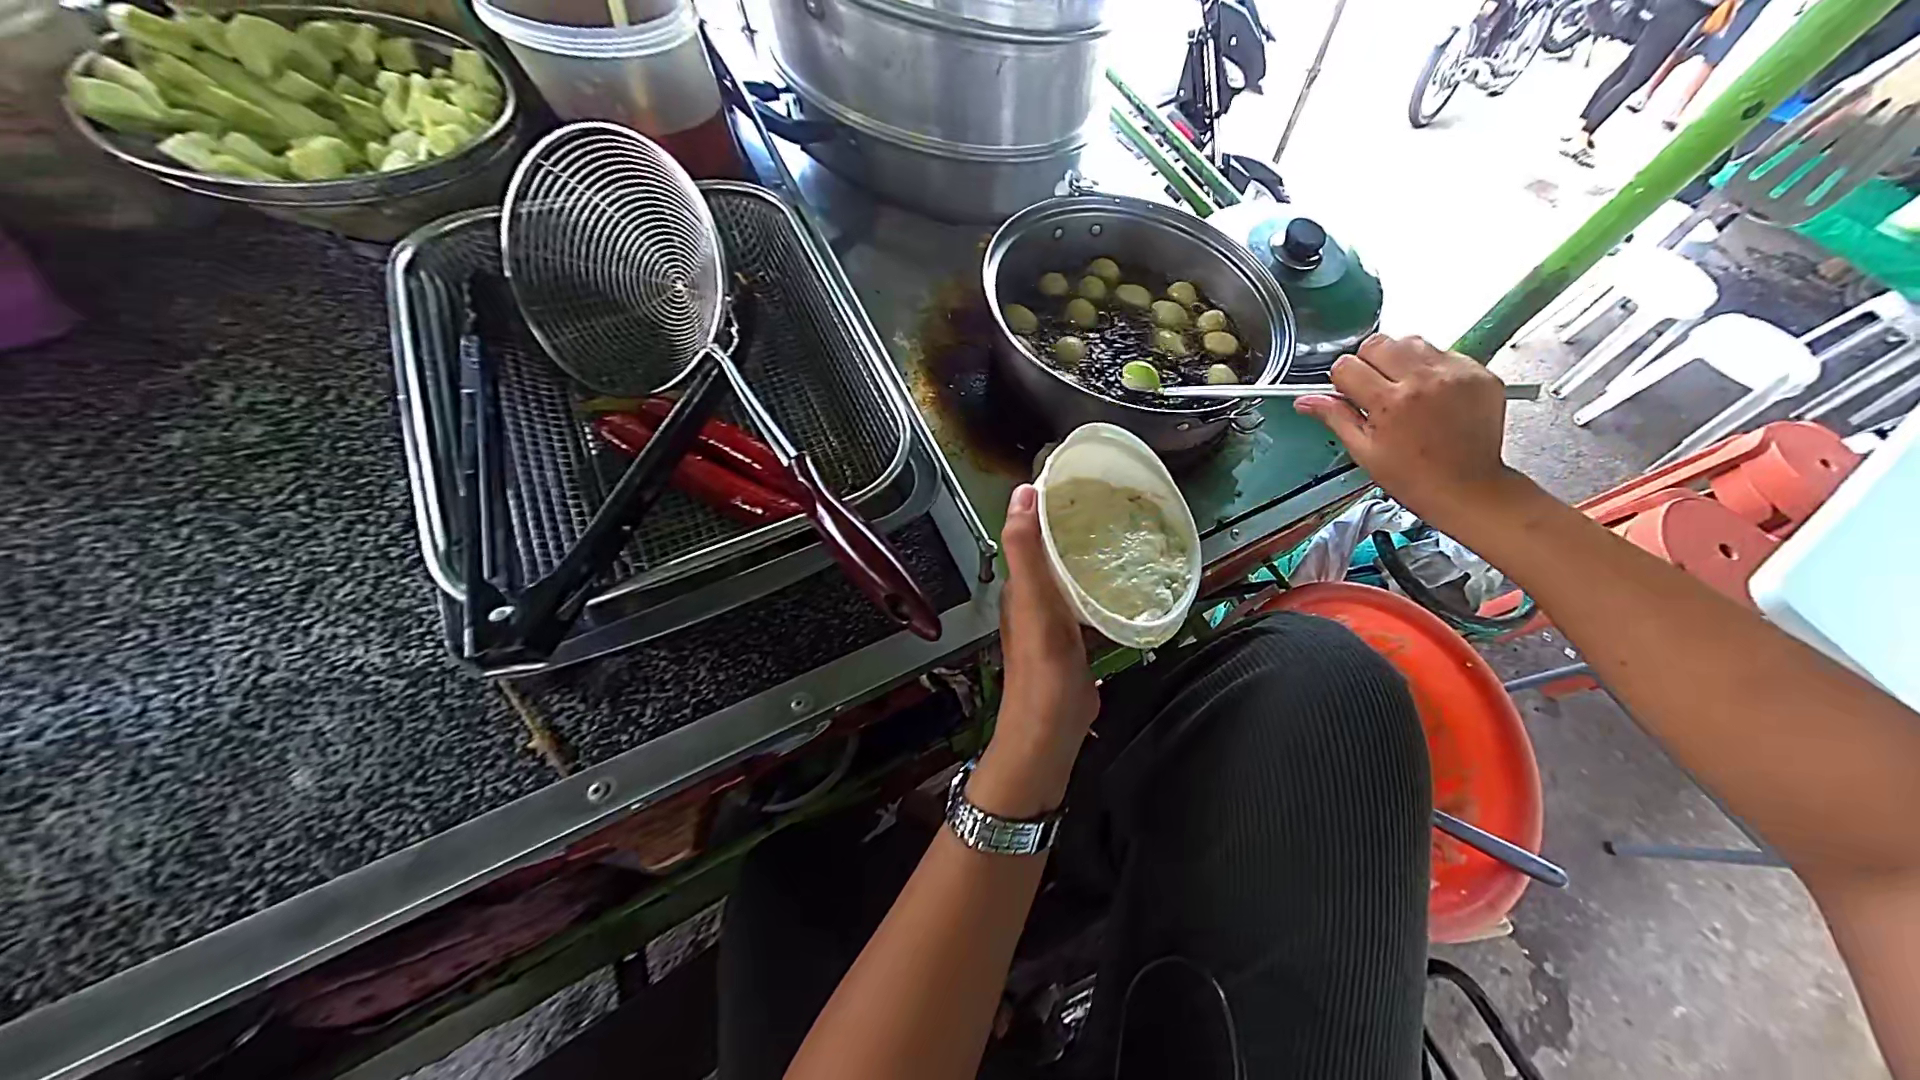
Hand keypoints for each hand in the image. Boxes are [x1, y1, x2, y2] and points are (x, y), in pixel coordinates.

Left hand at [969, 484, 1098, 818]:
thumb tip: (1021, 492)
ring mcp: (1056, 621)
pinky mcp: (1076, 641)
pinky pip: (1089, 603)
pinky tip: (1124, 583)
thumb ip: (1026, 549)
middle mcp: (1035, 598)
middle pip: (1056, 552)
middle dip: (1078, 527)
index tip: (1082, 480)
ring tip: (1123, 536)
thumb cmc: (1043, 666)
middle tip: (1114, 504)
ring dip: (1091, 556)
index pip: (1034, 532)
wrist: (1052, 729)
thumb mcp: (1033, 600)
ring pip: (1072, 576)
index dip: (1052, 504)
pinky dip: (1102, 587)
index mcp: (1022, 585)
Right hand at [1294, 334, 1528, 531]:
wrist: (1466, 486)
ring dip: (1400, 358)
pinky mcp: (1479, 373)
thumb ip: (1334, 416)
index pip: (1347, 365)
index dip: (1342, 379)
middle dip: (1368, 362)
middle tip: (1375, 388)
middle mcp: (1424, 381)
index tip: (1349, 393)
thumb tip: (1305, 400)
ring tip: (1404, 388)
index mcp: (1390, 403)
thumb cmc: (1413, 476)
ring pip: (1412, 341)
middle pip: (1378, 343)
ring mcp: (1456, 374)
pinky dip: (1431, 366)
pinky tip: (1430, 393)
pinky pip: (1444, 352)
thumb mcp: (1363, 450)